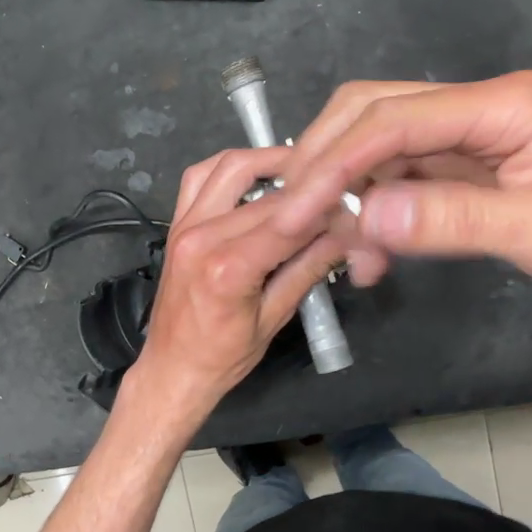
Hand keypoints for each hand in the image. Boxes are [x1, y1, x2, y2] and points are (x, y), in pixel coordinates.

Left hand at [131, 147, 340, 411]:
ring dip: (272, 162)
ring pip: (232, 167)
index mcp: (228, 268)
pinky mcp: (176, 224)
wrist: (172, 369)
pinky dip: (230, 168)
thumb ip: (309, 268)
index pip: (291, 218)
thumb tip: (350, 230)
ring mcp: (184, 226)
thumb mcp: (275, 318)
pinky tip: (258, 177)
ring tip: (305, 174)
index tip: (359, 194)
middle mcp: (202, 237)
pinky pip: (200, 177)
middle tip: (341, 192)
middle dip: (311, 190)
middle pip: (269, 194)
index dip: (330, 204)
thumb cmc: (223, 357)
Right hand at [270, 72, 531, 294]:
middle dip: (325, 163)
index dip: (334, 164)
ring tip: (342, 254)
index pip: (392, 118)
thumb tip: (367, 216)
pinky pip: (404, 179)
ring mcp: (476, 137)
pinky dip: (377, 214)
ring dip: (349, 195)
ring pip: (381, 147)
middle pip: (373, 112)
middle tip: (295, 221)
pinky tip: (374, 257)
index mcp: (505, 106)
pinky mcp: (474, 167)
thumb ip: (454, 221)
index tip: (294, 212)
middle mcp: (482, 109)